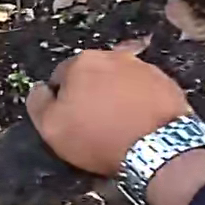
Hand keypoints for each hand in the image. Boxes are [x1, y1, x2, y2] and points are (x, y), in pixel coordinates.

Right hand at [26, 49, 204, 204]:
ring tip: (118, 127)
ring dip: (115, 97)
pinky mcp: (167, 83)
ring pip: (119, 82)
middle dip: (90, 95)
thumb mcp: (51, 127)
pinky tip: (138, 125)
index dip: (61, 101)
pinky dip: (139, 103)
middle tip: (93, 125)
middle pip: (92, 76)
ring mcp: (144, 68)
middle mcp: (113, 56)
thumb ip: (37, 103)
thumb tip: (38, 89)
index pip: (60, 77)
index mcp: (81, 62)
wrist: (158, 148)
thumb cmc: (98, 136)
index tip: (69, 122)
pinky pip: (144, 92)